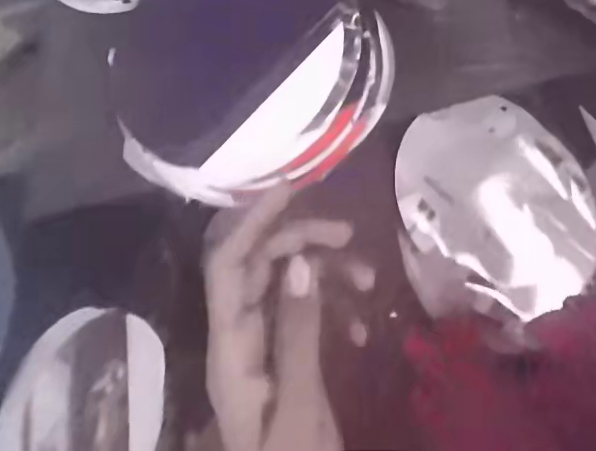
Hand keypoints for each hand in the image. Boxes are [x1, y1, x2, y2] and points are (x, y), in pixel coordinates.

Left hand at [204, 187, 350, 450]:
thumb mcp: (301, 409)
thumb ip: (298, 332)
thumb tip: (301, 260)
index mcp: (230, 346)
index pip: (226, 263)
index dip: (250, 219)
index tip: (290, 188)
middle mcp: (240, 334)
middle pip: (260, 262)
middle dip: (301, 239)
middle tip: (348, 233)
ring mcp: (263, 343)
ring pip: (287, 281)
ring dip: (327, 272)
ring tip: (369, 280)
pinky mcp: (287, 355)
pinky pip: (305, 310)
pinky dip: (334, 306)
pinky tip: (363, 322)